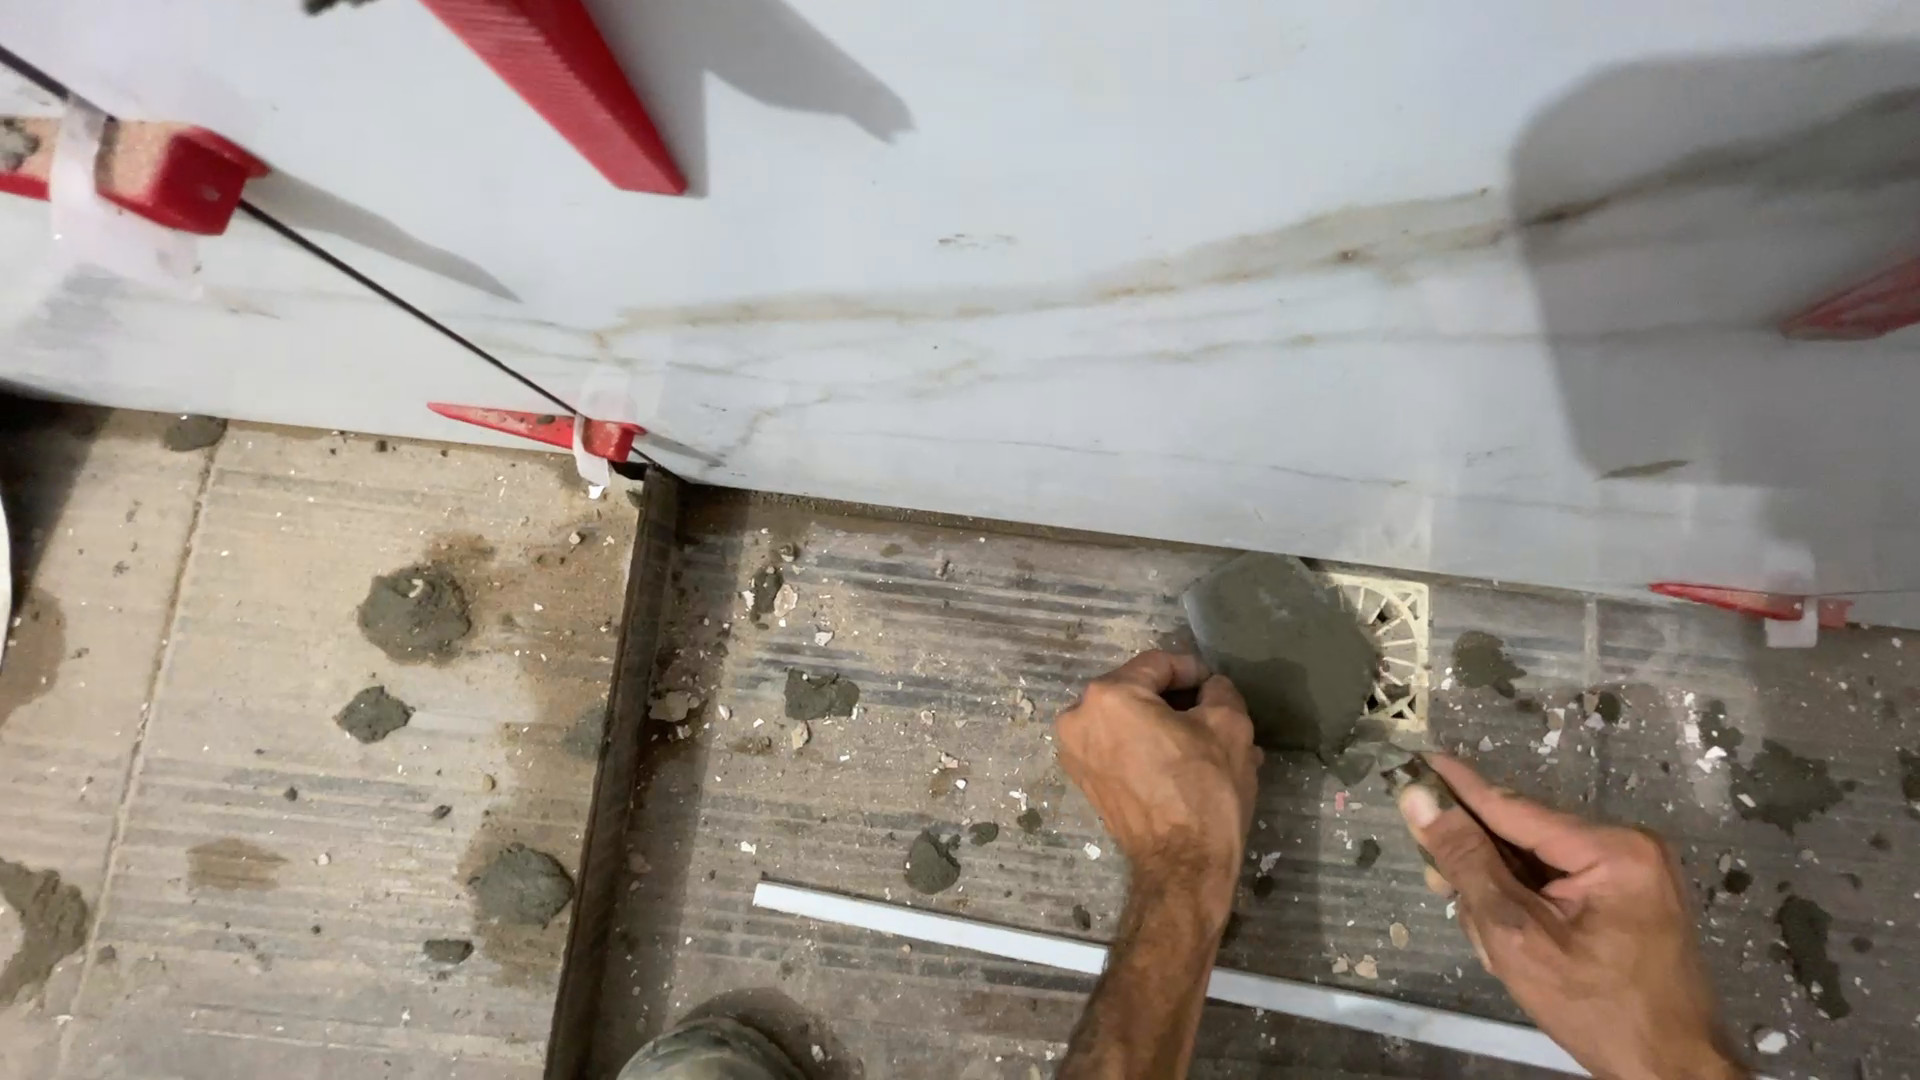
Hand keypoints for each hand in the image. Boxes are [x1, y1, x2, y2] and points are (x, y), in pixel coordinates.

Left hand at [1056, 651, 1261, 919]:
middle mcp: (1078, 717)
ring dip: (1167, 727)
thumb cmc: (1204, 789)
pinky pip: (1120, 747)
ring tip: (1208, 743)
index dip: (1193, 670)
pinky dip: (1149, 748)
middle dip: (1179, 701)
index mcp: (1107, 695)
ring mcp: (1075, 751)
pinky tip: (1186, 763)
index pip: (1157, 664)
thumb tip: (1210, 685)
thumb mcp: (1228, 726)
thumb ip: (1218, 690)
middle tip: (1215, 715)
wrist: (1182, 866)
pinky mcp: (1083, 779)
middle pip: (1138, 692)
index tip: (1217, 685)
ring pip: (1130, 721)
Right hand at [1398, 754, 1745, 1079]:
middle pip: (1512, 832)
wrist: (1672, 1076)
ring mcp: (1625, 868)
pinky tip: (1507, 932)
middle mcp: (1622, 845)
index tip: (1408, 757)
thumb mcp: (1514, 933)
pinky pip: (1544, 875)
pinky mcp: (1619, 890)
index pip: (1507, 805)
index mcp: (1610, 849)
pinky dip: (1515, 897)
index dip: (1451, 784)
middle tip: (1441, 890)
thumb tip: (1416, 796)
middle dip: (1474, 863)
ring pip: (1522, 856)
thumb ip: (1464, 860)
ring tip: (1487, 935)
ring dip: (1492, 888)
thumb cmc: (1596, 1008)